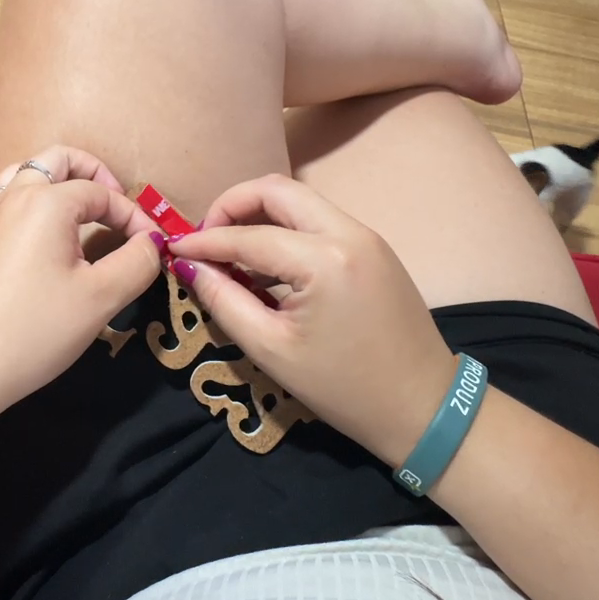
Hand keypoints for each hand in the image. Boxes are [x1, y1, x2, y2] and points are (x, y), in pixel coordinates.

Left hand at [0, 146, 164, 413]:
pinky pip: (7, 199)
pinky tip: (44, 235)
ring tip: (82, 210)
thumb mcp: (100, 299)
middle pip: (57, 160)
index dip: (134, 216)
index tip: (153, 247)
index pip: (101, 193)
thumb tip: (152, 243)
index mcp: (46, 202)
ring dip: (58, 180)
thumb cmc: (34, 330)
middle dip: (94, 173)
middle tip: (116, 205)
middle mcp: (14, 196)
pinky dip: (32, 201)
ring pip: (26, 172)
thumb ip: (136, 263)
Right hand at [166, 174, 456, 464]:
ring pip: (298, 199)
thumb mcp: (271, 349)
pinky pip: (317, 218)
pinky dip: (285, 227)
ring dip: (259, 214)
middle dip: (232, 205)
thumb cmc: (343, 388)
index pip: (248, 235)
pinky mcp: (373, 245)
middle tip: (206, 238)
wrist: (425, 409)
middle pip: (275, 189)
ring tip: (232, 252)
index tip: (173, 247)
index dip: (204, 240)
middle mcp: (347, 232)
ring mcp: (365, 234)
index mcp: (323, 260)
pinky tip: (267, 264)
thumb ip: (224, 299)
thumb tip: (189, 265)